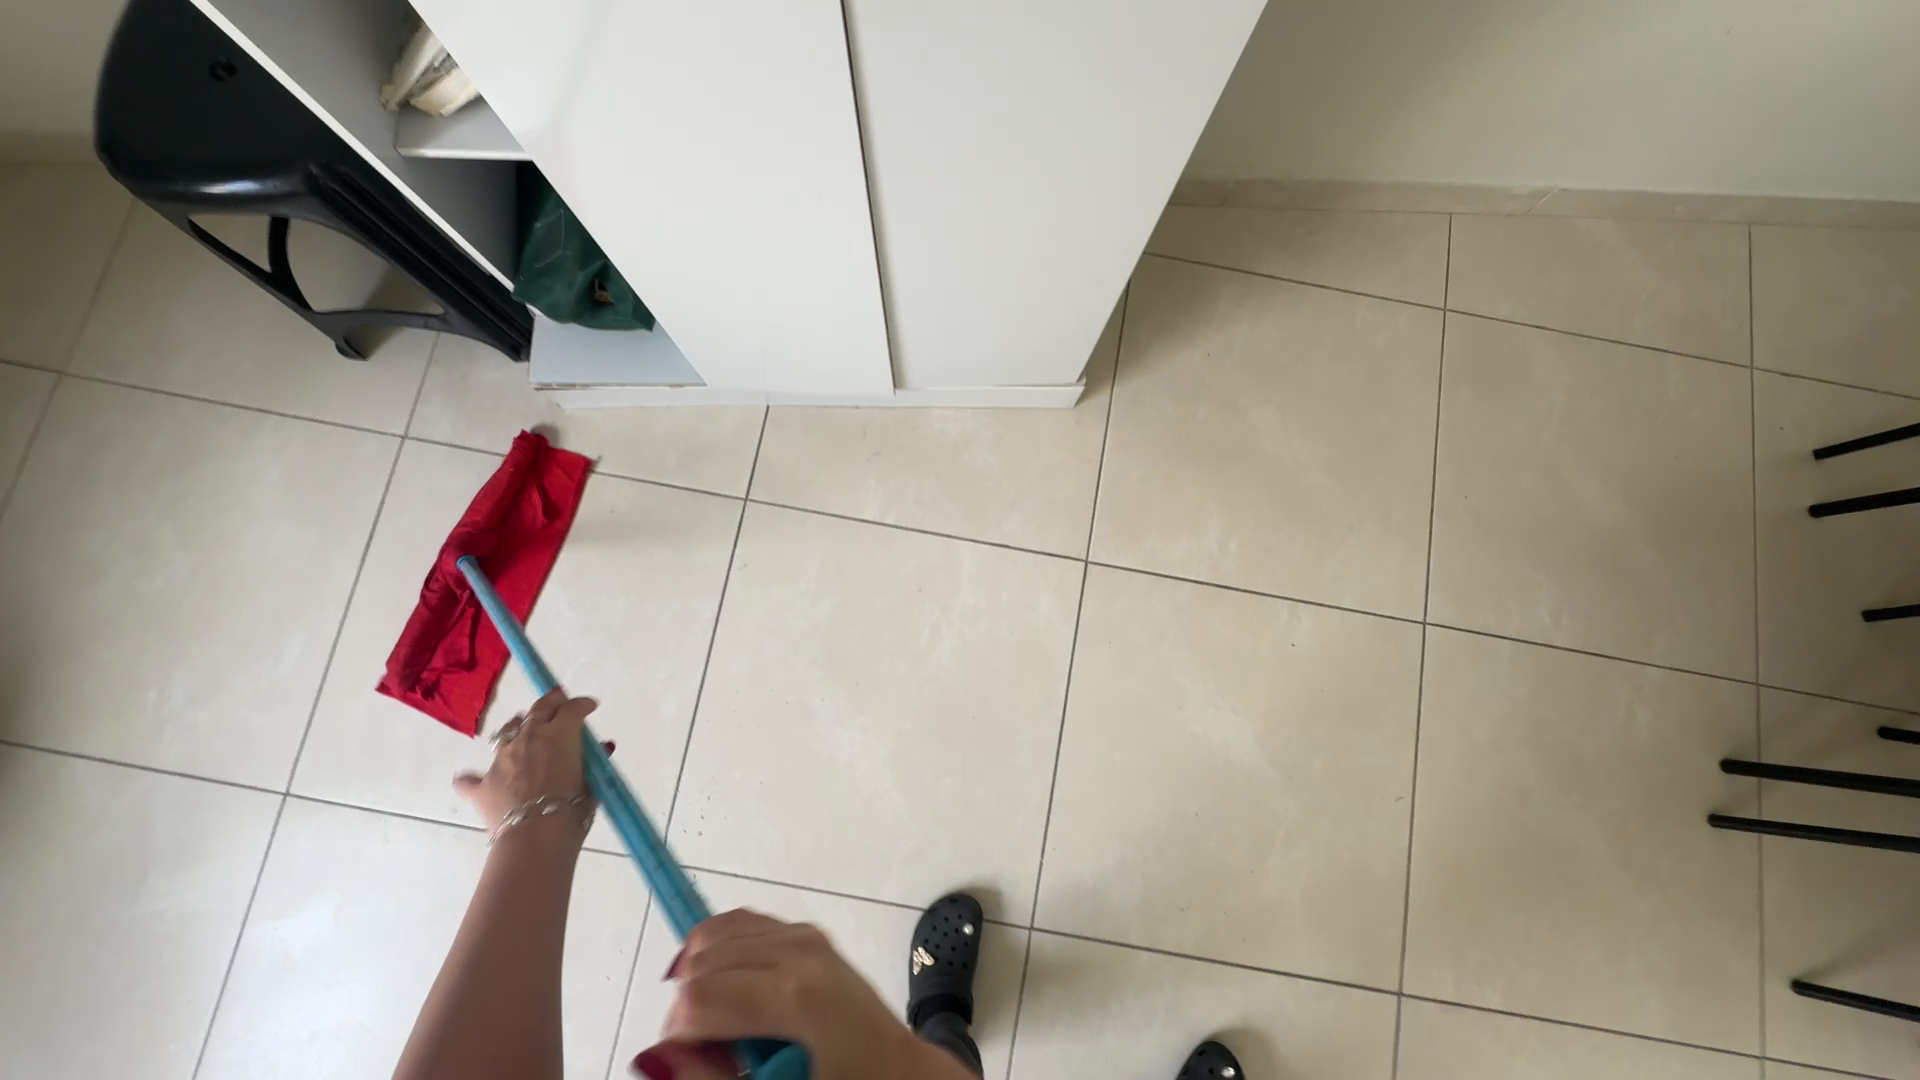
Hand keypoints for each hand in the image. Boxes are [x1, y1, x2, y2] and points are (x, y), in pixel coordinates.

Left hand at [453, 690, 597, 839]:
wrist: (537, 836)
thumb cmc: (573, 807)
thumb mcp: (593, 781)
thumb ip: (592, 762)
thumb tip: (600, 750)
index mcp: (559, 734)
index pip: (573, 708)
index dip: (582, 704)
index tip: (590, 706)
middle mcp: (528, 738)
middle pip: (538, 710)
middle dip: (551, 702)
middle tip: (559, 700)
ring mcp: (501, 760)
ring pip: (506, 734)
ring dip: (517, 729)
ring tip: (521, 731)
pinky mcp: (482, 786)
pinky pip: (470, 779)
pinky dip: (472, 779)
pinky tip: (471, 780)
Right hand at [632, 910, 969, 1079]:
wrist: (897, 1069)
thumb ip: (713, 1079)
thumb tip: (657, 1056)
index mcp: (797, 995)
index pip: (700, 996)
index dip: (677, 1036)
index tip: (691, 1064)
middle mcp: (800, 951)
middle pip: (703, 960)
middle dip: (688, 1007)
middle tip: (711, 1050)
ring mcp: (804, 935)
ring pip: (716, 934)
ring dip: (701, 976)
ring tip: (722, 1021)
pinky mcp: (805, 931)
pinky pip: (740, 923)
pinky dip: (718, 949)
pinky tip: (724, 984)